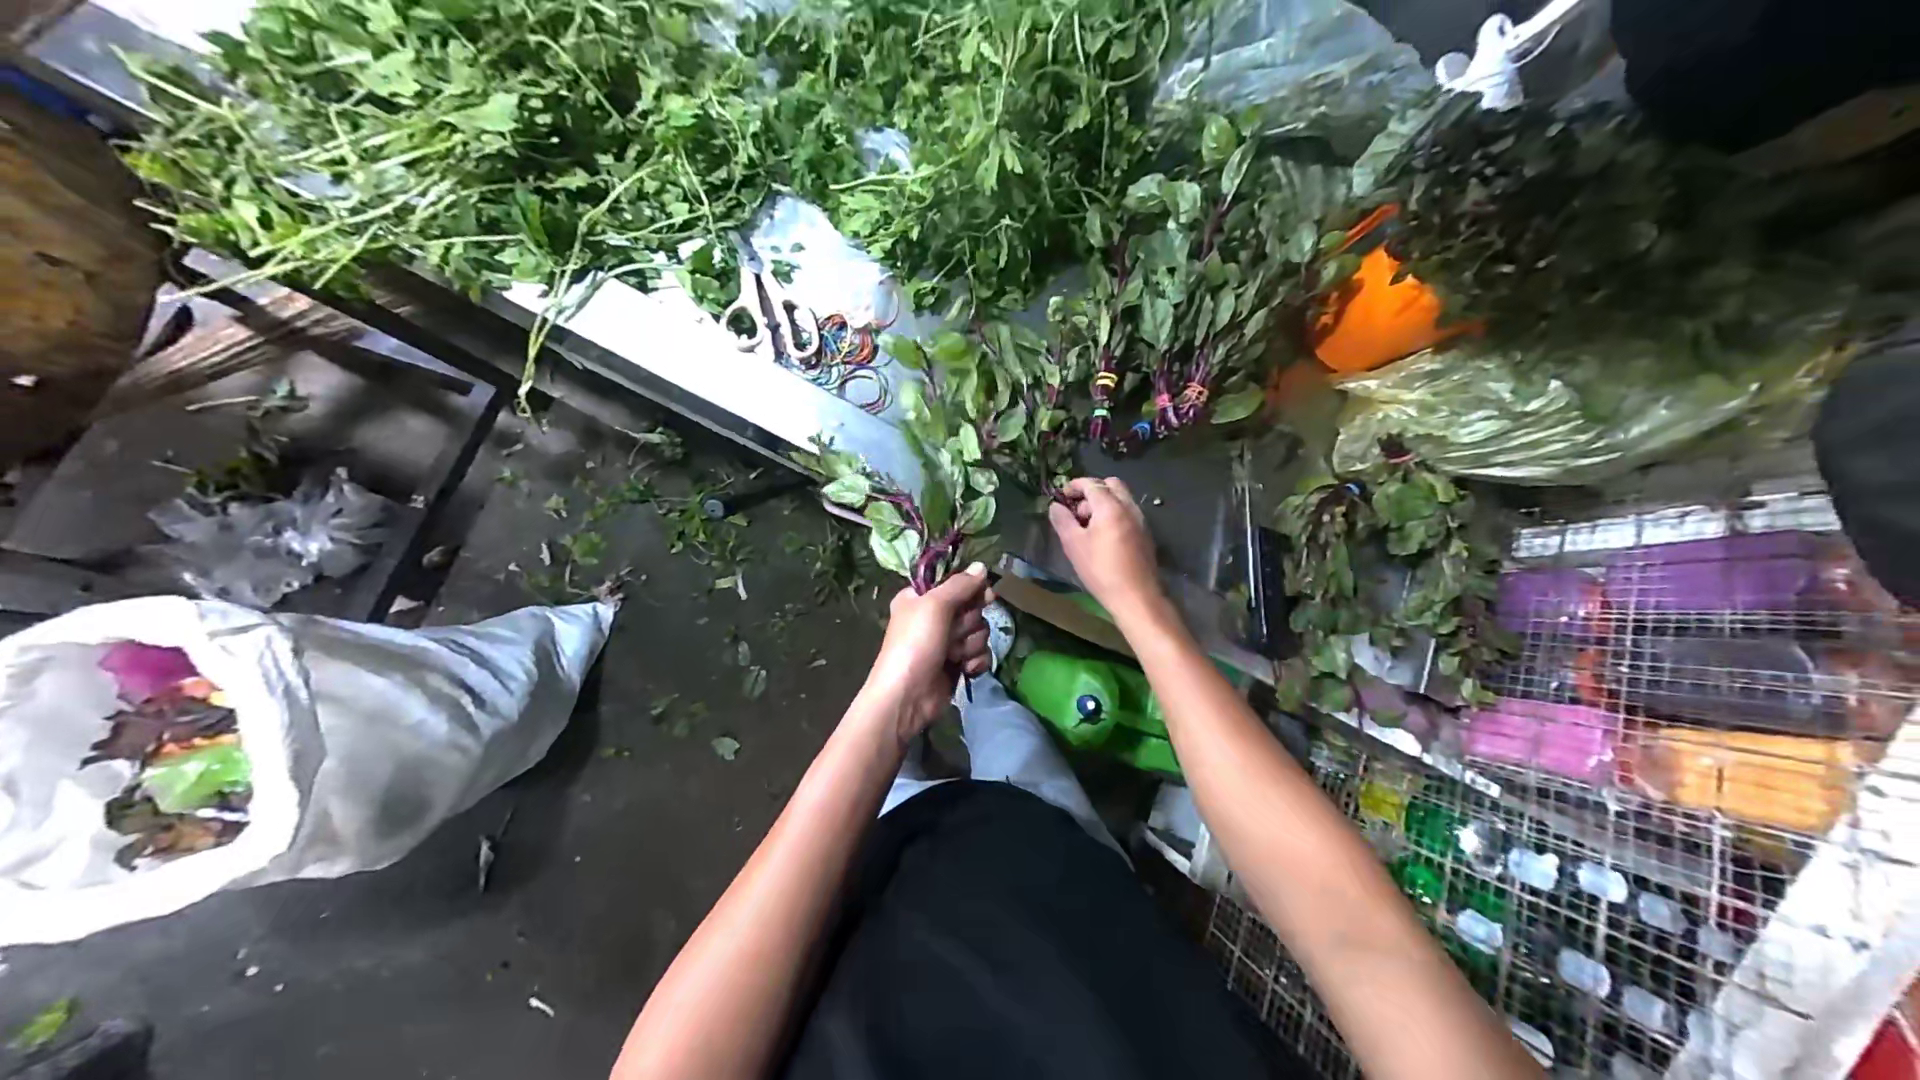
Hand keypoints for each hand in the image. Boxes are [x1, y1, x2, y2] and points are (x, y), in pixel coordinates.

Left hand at [859, 562, 993, 739]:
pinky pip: (981, 654)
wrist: (908, 696)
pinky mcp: (957, 664)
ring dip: (971, 644)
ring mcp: (946, 642)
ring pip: (980, 632)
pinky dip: (975, 661)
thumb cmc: (915, 643)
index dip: (972, 590)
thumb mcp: (935, 605)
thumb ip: (960, 585)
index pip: (957, 584)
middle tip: (953, 633)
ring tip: (954, 656)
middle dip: (969, 623)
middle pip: (973, 609)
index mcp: (921, 598)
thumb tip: (982, 566)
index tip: (985, 595)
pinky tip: (965, 669)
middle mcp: (934, 617)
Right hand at [1048, 476, 1164, 620]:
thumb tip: (1055, 506)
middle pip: (1111, 485)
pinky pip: (1128, 512)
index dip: (1075, 485)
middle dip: (1092, 491)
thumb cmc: (1100, 570)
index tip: (1062, 495)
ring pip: (1121, 498)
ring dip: (1104, 503)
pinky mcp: (1145, 533)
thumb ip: (1063, 521)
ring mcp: (1141, 520)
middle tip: (1077, 510)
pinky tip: (1104, 536)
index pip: (1092, 484)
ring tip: (1088, 526)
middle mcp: (1129, 507)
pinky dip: (1114, 514)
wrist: (1136, 596)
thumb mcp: (1074, 545)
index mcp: (1110, 506)